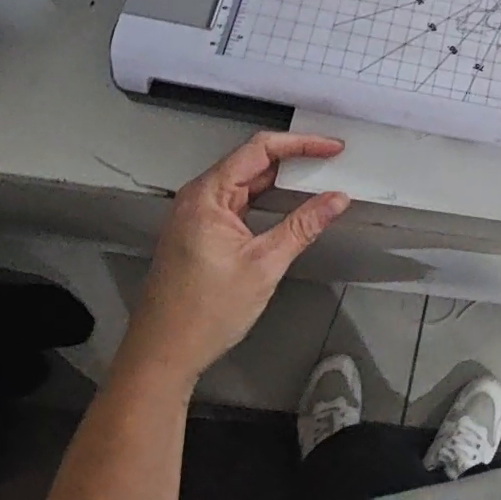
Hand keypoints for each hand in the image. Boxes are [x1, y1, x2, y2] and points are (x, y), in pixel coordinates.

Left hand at [115, 132, 350, 392]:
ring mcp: (196, 214)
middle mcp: (198, 196)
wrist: (160, 358)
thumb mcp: (264, 266)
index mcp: (207, 195)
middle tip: (332, 158)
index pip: (259, 149)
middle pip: (251, 161)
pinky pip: (237, 201)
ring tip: (317, 174)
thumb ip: (303, 226)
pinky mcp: (198, 232)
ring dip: (280, 176)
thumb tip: (340, 198)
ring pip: (244, 181)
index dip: (301, 143)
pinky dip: (266, 196)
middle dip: (294, 156)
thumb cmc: (209, 311)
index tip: (334, 148)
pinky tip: (288, 201)